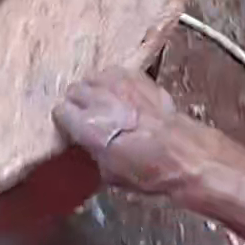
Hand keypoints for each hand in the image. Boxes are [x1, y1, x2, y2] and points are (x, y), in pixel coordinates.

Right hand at [53, 68, 221, 195]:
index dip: (65, 121)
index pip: (60, 111)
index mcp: (87, 126)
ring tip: (103, 101)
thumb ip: (91, 150)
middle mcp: (98, 99)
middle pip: (74, 90)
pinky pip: (114, 71)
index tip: (70, 127)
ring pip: (92, 77)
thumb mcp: (109, 173)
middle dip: (77, 103)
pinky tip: (121, 92)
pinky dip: (113, 81)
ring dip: (94, 89)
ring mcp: (118, 83)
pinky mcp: (135, 75)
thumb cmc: (148, 172)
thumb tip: (88, 142)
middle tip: (86, 116)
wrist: (183, 153)